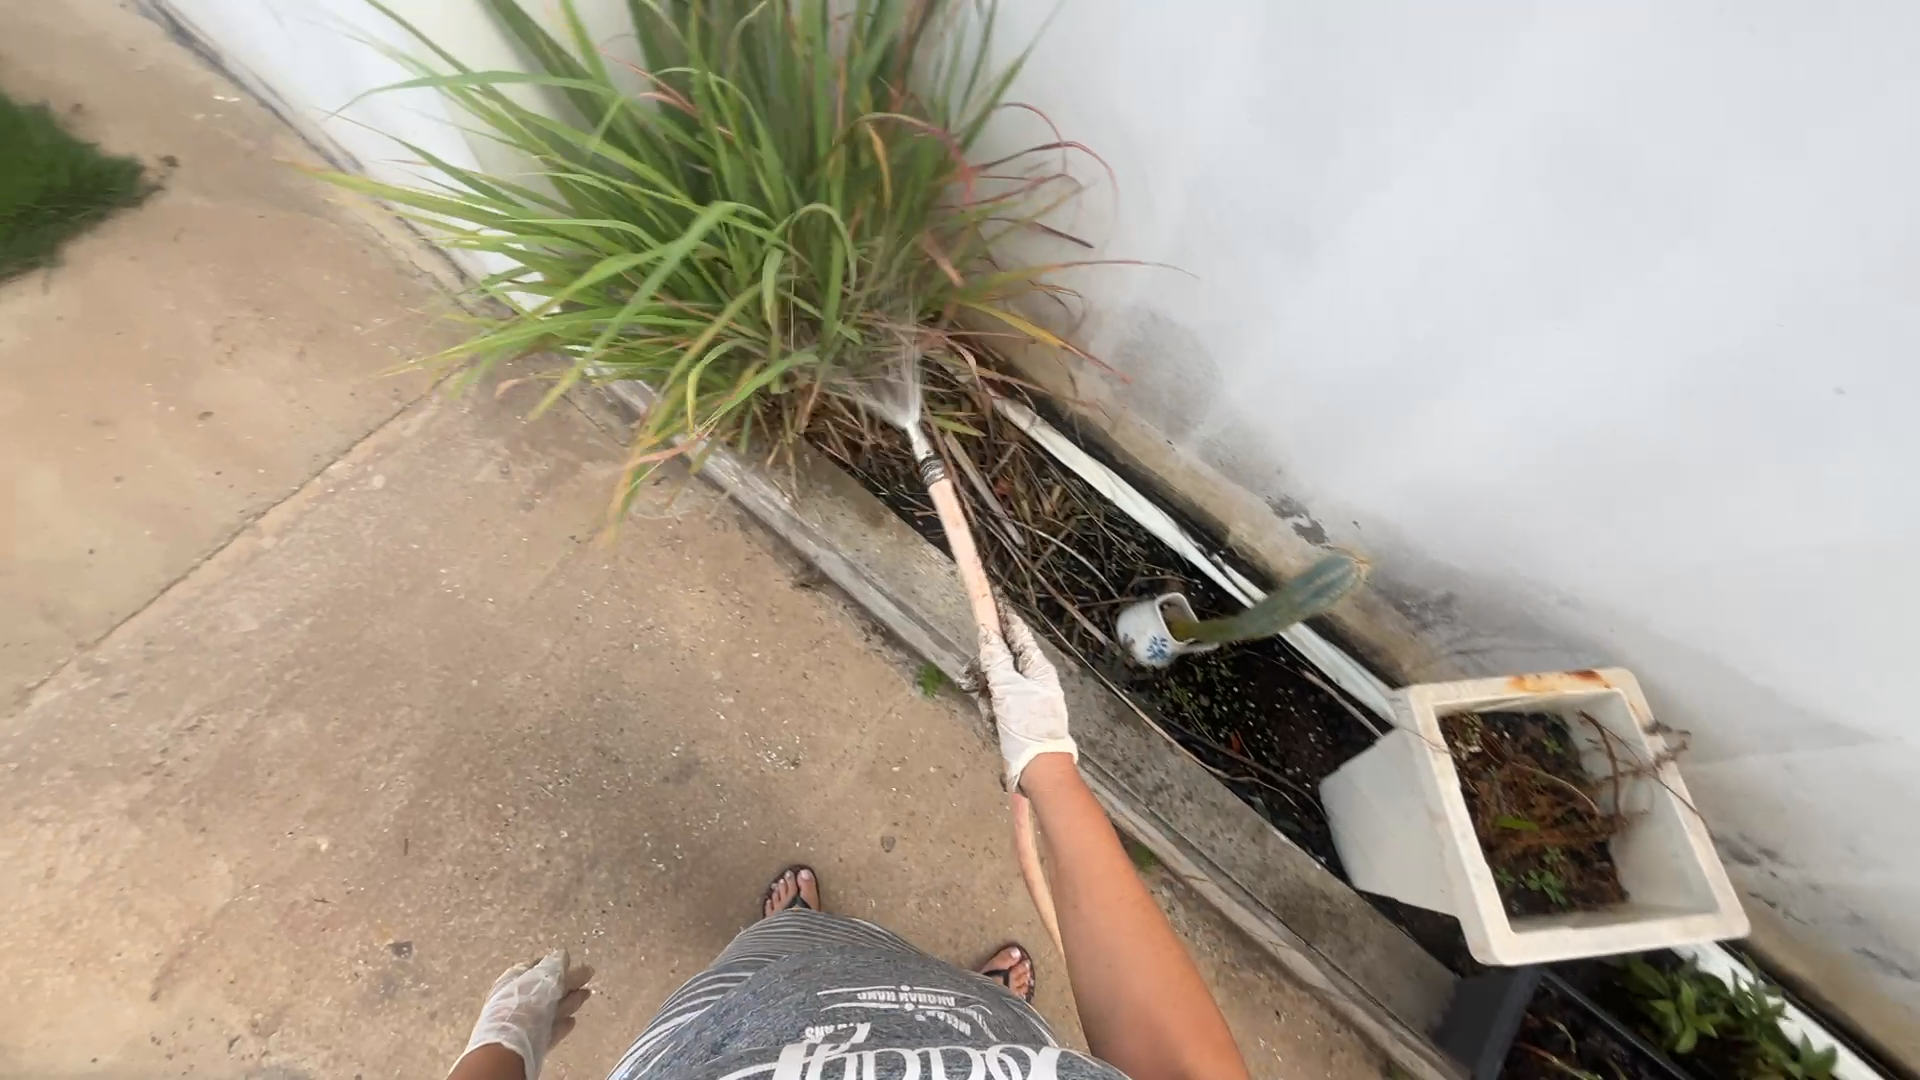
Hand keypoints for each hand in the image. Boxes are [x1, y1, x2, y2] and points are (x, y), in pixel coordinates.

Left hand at [452, 949, 593, 1079]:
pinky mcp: (530, 1041)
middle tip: (588, 975)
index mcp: (513, 979)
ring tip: (586, 995)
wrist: (512, 1044)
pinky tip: (571, 1021)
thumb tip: (564, 955)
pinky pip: (549, 1029)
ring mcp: (523, 1022)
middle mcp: (516, 1000)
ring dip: (569, 1001)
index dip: (555, 963)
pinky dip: (561, 1024)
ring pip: (550, 1008)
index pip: (536, 966)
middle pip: (546, 988)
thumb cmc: (527, 1000)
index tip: (571, 961)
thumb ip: (557, 962)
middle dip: (568, 982)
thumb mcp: (546, 972)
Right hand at [978, 611, 1075, 788]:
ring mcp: (1026, 698)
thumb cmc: (1027, 726)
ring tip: (991, 711)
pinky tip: (993, 722)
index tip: (992, 597)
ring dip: (986, 693)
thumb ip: (996, 660)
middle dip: (986, 669)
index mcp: (1038, 668)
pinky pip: (997, 703)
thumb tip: (987, 634)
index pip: (1018, 633)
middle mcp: (1034, 679)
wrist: (1039, 769)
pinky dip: (991, 710)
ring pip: (996, 682)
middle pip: (1002, 659)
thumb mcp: (1007, 689)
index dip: (1003, 617)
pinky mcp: (1017, 716)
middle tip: (976, 680)